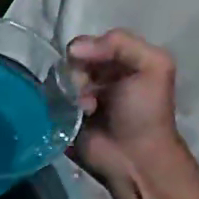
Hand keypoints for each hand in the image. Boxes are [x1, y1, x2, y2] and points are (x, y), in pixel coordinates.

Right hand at [66, 30, 184, 185]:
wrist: (132, 155)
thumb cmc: (146, 111)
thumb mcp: (153, 66)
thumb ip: (122, 44)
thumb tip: (73, 49)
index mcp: (117, 61)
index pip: (88, 43)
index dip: (87, 50)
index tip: (95, 66)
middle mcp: (93, 76)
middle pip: (68, 62)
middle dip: (77, 74)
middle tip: (92, 94)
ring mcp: (73, 96)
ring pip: (54, 80)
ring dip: (69, 93)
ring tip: (85, 110)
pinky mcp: (58, 115)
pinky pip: (44, 100)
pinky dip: (56, 106)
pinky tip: (73, 117)